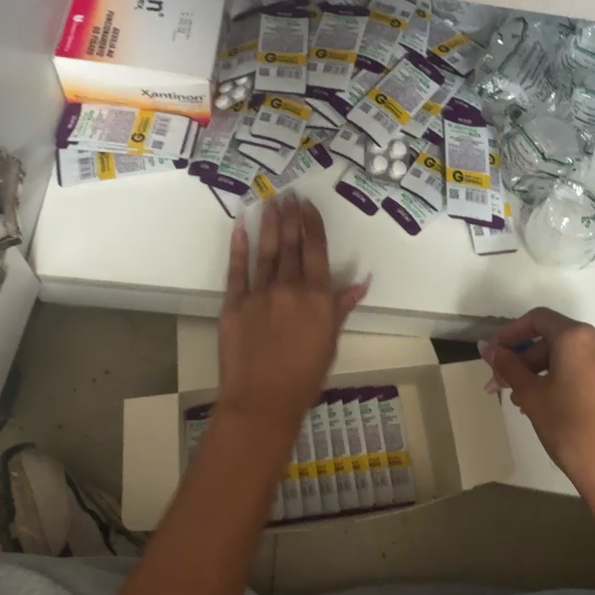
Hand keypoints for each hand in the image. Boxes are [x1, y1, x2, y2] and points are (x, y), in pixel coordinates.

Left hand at [216, 194, 367, 437]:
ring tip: (270, 202)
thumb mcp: (330, 341)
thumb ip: (341, 307)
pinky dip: (239, 247)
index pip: (316, 250)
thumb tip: (360, 281)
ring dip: (268, 223)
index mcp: (317, 296)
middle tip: (289, 193)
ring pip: (266, 250)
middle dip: (290, 216)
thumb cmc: (305, 377)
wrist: (263, 401)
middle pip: (291, 243)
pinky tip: (240, 227)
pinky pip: (237, 269)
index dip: (312, 224)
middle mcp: (290, 287)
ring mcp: (260, 293)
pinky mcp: (234, 303)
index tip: (308, 206)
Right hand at [481, 308, 594, 508]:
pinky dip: (577, 384)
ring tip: (532, 403)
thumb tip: (487, 347)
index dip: (512, 333)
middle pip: (559, 341)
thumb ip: (508, 366)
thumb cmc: (569, 430)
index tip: (495, 354)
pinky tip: (566, 411)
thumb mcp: (531, 396)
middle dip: (529, 361)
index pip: (538, 319)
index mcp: (578, 339)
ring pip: (579, 360)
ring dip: (551, 374)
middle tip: (507, 388)